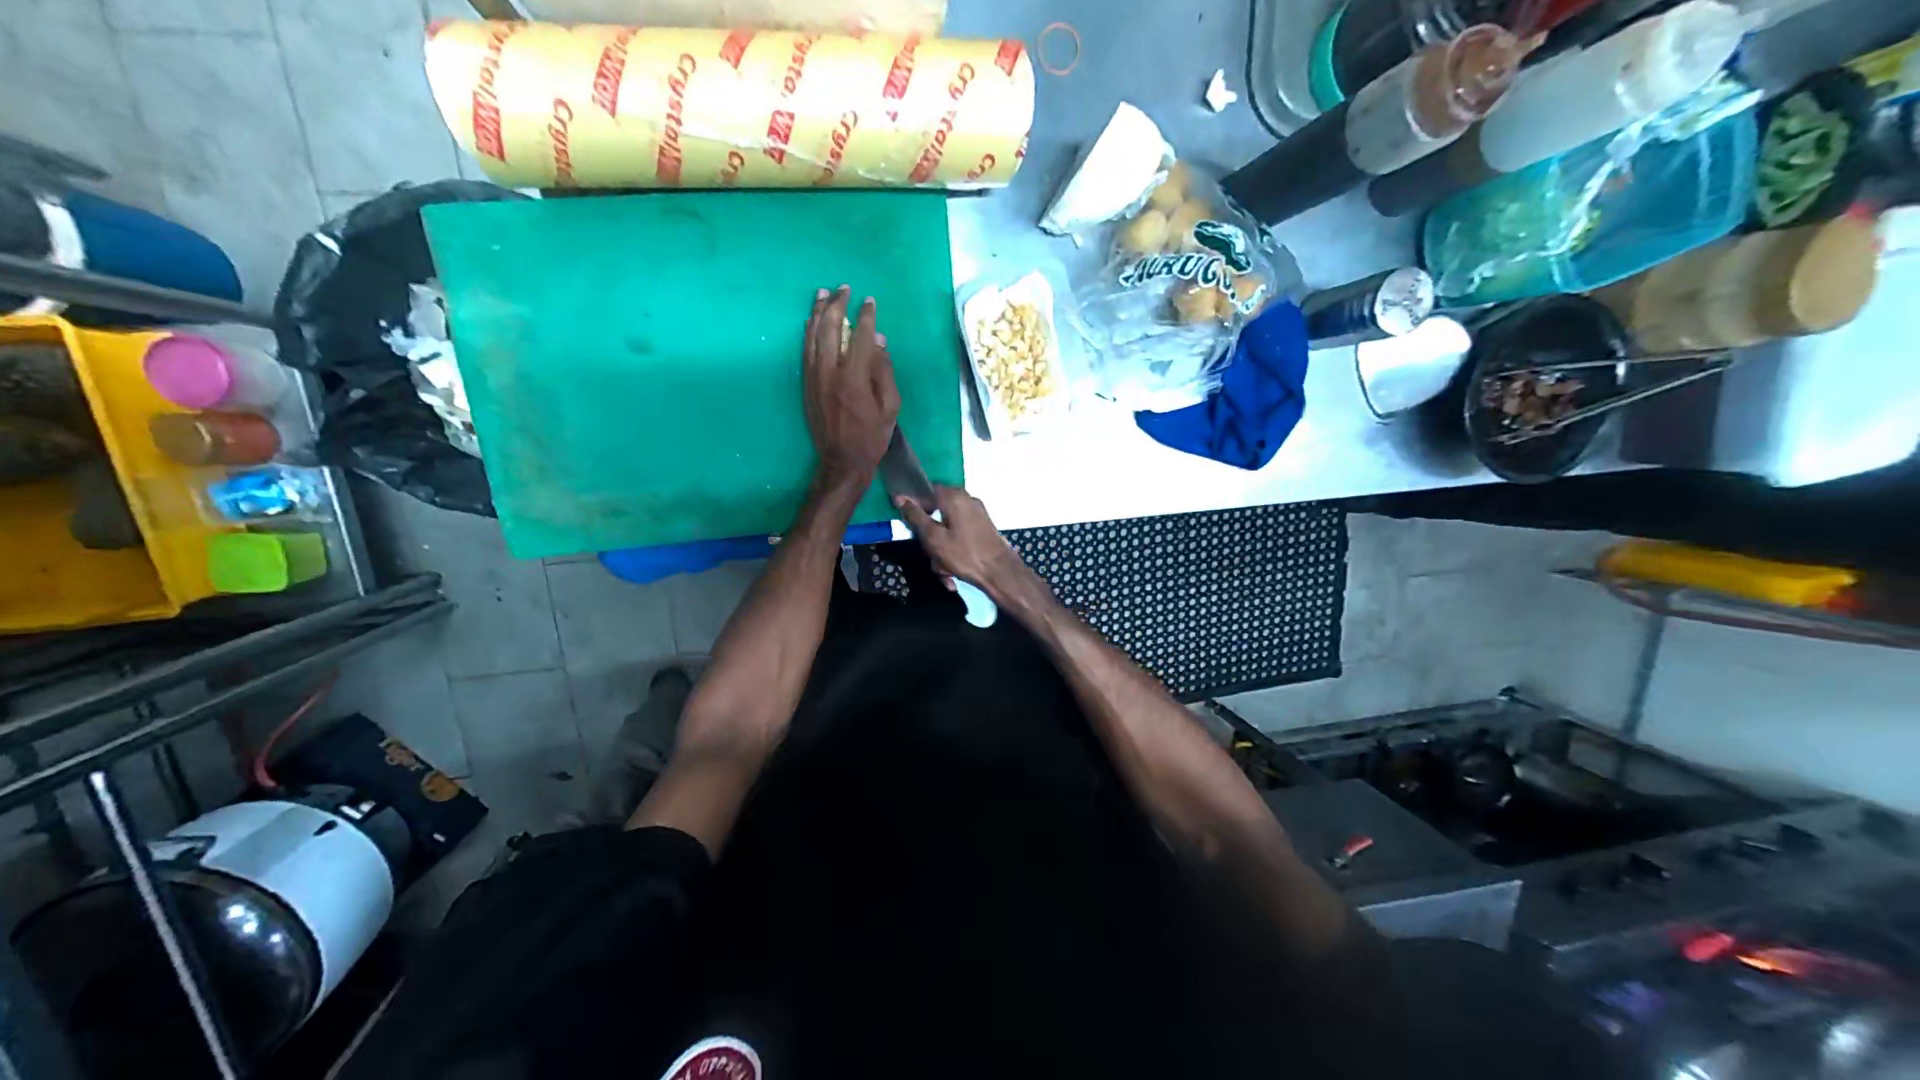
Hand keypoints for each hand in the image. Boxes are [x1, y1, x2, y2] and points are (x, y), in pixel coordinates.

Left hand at [803, 286, 899, 486]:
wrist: (842, 461)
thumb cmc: (872, 437)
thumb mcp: (890, 407)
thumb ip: (883, 370)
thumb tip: (878, 340)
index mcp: (854, 378)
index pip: (859, 336)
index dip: (865, 316)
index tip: (869, 300)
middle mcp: (829, 373)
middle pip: (829, 329)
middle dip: (837, 305)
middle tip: (844, 289)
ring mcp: (814, 378)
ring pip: (813, 336)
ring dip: (818, 312)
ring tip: (823, 294)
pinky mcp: (805, 384)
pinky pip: (805, 351)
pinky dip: (808, 332)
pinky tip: (811, 320)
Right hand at [894, 485, 1027, 595]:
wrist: (1000, 572)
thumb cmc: (964, 554)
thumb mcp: (933, 537)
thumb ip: (915, 516)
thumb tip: (900, 497)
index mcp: (954, 497)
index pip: (926, 491)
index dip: (915, 507)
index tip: (911, 527)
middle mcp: (967, 500)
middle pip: (937, 512)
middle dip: (930, 537)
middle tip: (930, 555)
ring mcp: (977, 514)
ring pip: (948, 528)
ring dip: (941, 549)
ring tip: (943, 569)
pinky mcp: (982, 528)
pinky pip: (959, 536)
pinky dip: (953, 551)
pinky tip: (952, 571)